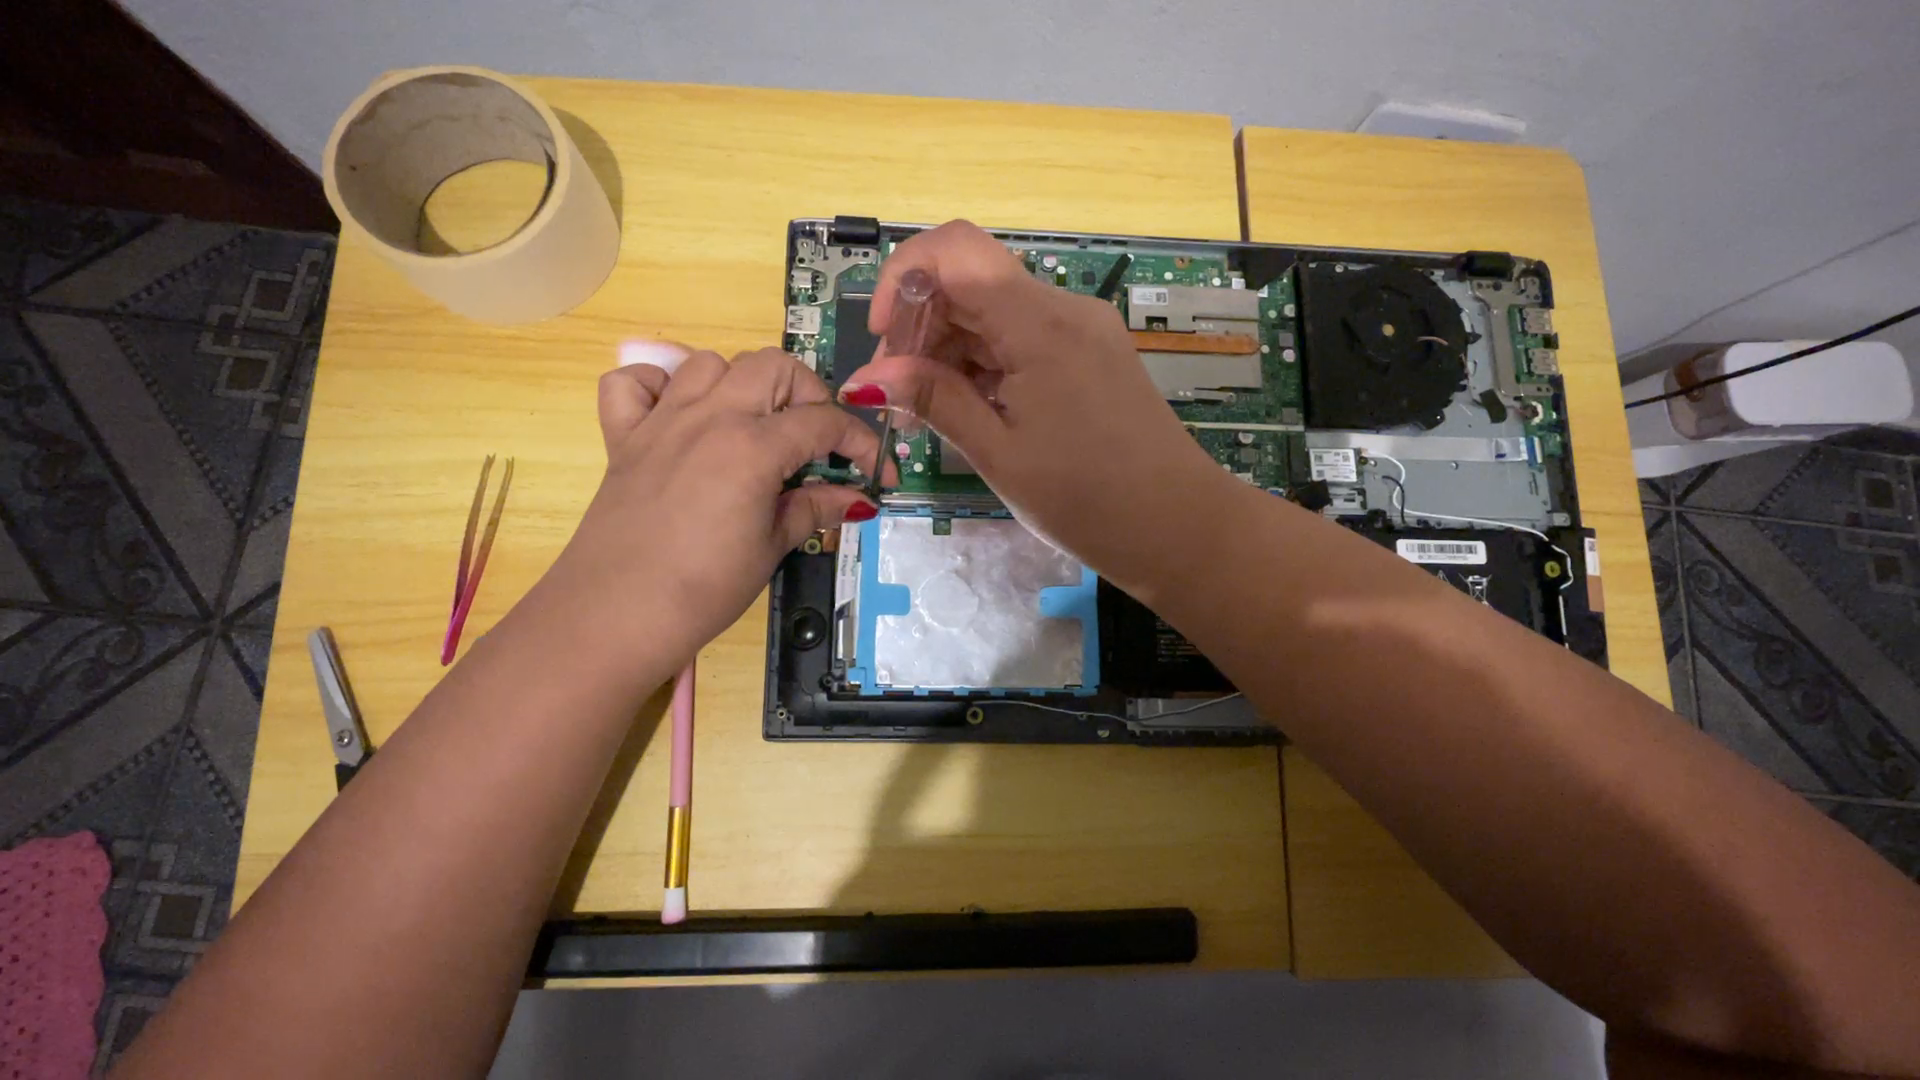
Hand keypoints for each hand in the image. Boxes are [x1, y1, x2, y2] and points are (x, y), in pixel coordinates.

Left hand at [542, 344, 885, 675]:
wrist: (617, 613)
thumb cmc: (705, 587)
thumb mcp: (771, 547)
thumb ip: (814, 509)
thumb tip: (859, 499)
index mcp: (753, 445)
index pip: (823, 422)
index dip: (861, 442)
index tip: (876, 471)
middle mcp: (710, 416)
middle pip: (773, 366)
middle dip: (808, 394)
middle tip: (814, 441)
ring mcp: (662, 420)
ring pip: (710, 363)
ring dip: (741, 385)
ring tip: (752, 427)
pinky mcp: (623, 436)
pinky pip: (634, 382)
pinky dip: (658, 386)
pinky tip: (676, 416)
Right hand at [837, 220, 1238, 587]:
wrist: (1179, 527)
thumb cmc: (1087, 499)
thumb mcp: (999, 452)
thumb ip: (934, 400)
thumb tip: (867, 378)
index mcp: (1039, 323)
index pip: (953, 249)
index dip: (902, 279)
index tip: (883, 340)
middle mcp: (1063, 309)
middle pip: (970, 281)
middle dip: (920, 326)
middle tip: (894, 395)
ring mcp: (1081, 330)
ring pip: (993, 311)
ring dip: (948, 349)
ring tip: (924, 413)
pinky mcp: (1090, 354)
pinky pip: (1022, 338)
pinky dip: (984, 363)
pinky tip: (967, 408)